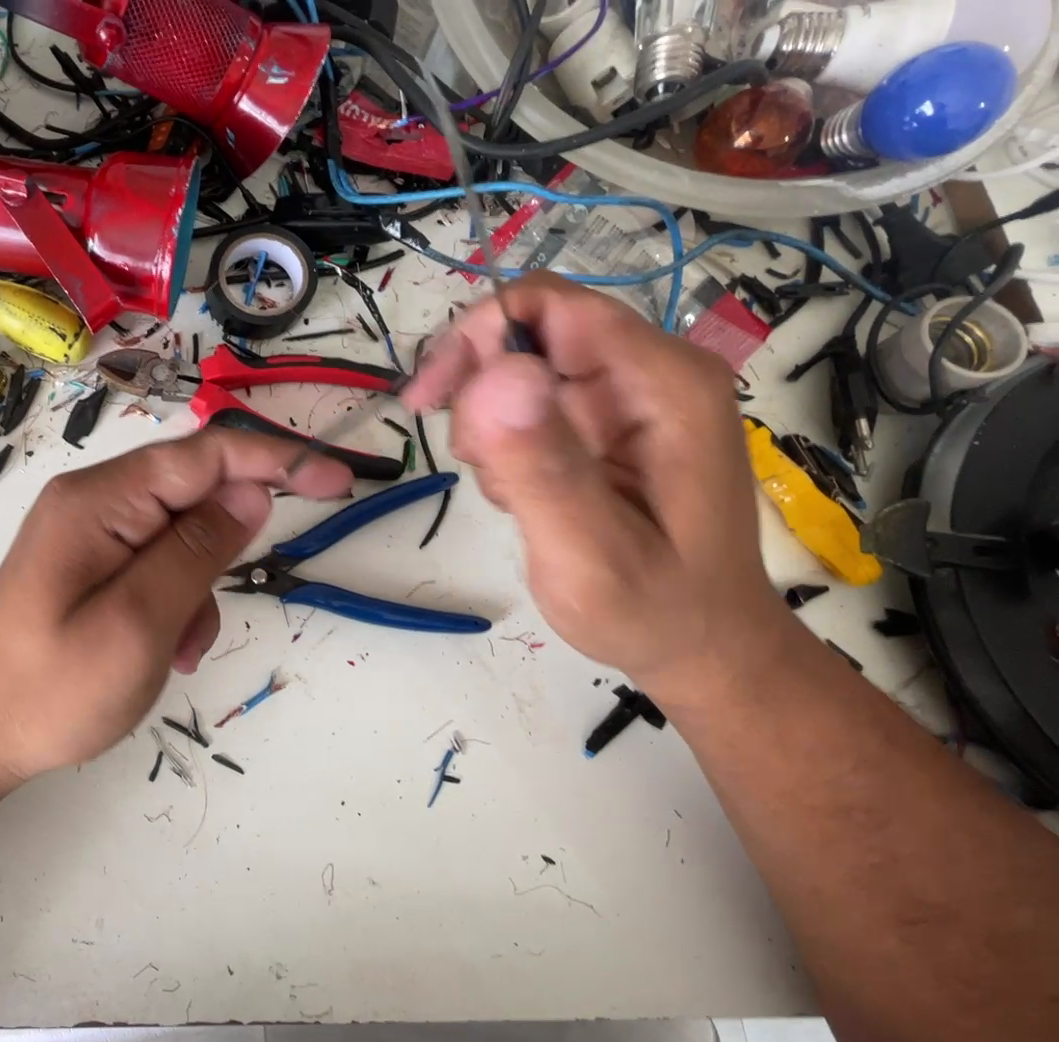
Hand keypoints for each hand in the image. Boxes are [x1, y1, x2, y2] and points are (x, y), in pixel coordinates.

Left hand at [0, 430, 351, 792]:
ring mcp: (87, 535)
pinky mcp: (88, 567)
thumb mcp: (139, 623)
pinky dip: (175, 604)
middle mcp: (91, 503)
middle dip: (224, 548)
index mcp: (97, 501)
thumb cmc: (52, 690)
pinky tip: (163, 651)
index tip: (339, 481)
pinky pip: (155, 567)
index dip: (276, 460)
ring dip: (198, 590)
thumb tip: (253, 491)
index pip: (202, 455)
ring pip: (180, 538)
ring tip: (177, 652)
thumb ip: (198, 551)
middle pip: (191, 493)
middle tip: (211, 613)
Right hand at [402, 273, 797, 706]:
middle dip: (477, 386)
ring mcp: (629, 397)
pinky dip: (504, 439)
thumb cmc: (653, 609)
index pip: (550, 306)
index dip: (476, 337)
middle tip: (470, 462)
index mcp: (662, 385)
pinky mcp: (609, 423)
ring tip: (506, 490)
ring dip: (488, 420)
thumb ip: (543, 467)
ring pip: (523, 365)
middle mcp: (650, 373)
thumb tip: (493, 375)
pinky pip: (532, 400)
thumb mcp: (589, 553)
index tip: (429, 402)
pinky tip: (519, 491)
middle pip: (531, 329)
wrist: (702, 646)